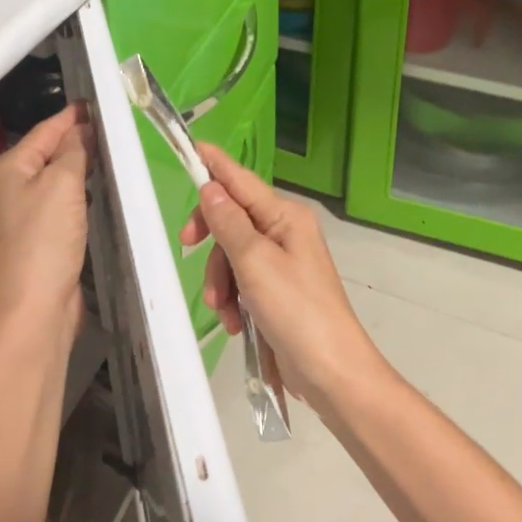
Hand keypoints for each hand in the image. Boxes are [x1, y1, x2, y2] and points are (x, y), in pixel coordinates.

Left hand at [0, 105, 89, 328]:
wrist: (33, 310)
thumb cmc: (44, 240)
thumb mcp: (62, 184)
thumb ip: (74, 151)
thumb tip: (83, 127)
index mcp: (8, 169)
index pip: (43, 132)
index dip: (70, 117)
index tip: (98, 104)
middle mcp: (11, 189)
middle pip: (47, 155)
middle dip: (76, 141)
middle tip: (111, 128)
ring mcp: (24, 217)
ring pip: (55, 181)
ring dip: (78, 168)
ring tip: (109, 155)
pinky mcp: (40, 242)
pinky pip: (61, 206)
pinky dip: (79, 196)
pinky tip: (96, 194)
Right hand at [181, 142, 382, 400]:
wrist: (334, 375)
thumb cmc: (297, 311)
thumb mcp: (255, 263)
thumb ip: (228, 222)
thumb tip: (210, 187)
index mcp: (285, 216)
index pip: (241, 179)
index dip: (215, 165)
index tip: (190, 147)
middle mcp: (284, 232)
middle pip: (231, 218)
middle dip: (211, 241)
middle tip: (187, 248)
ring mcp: (282, 263)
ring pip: (231, 254)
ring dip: (221, 280)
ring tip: (224, 310)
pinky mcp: (277, 292)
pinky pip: (241, 281)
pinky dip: (233, 299)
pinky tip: (235, 322)